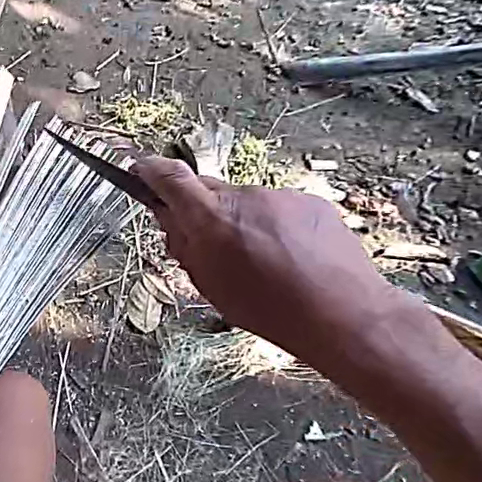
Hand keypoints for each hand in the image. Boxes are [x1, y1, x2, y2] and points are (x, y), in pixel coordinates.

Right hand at [133, 156, 424, 371]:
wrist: (341, 313)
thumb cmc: (268, 308)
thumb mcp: (207, 282)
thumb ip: (184, 244)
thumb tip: (169, 218)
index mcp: (211, 219)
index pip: (171, 178)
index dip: (150, 170)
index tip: (140, 169)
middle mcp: (244, 198)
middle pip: (206, 190)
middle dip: (199, 210)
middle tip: (203, 242)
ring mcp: (280, 196)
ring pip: (243, 201)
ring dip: (239, 222)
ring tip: (256, 259)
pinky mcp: (309, 201)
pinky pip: (276, 207)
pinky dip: (271, 225)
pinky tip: (285, 255)